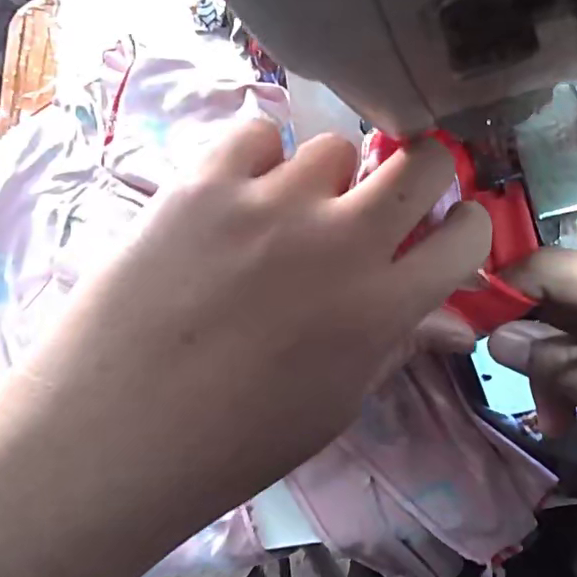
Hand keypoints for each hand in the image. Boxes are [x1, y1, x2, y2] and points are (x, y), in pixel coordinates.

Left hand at [0, 121, 491, 557]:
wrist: (108, 440)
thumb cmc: (236, 442)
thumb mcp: (338, 405)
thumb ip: (398, 345)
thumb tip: (449, 321)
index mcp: (382, 306)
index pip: (465, 235)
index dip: (467, 225)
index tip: (449, 229)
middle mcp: (342, 241)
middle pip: (422, 159)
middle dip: (426, 168)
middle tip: (396, 192)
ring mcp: (272, 204)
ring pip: (336, 145)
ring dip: (330, 176)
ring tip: (293, 208)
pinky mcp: (204, 184)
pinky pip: (258, 133)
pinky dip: (259, 158)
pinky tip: (239, 193)